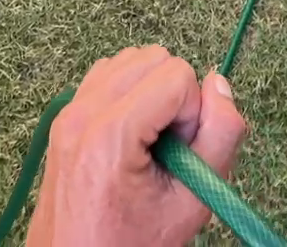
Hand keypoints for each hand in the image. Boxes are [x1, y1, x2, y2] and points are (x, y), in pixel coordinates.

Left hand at [28, 46, 246, 246]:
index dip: (192, 112)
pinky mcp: (65, 111)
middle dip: (174, 96)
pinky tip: (131, 130)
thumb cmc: (132, 243)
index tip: (180, 154)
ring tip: (149, 139)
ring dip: (153, 89)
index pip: (177, 75)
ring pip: (134, 57)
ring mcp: (69, 109)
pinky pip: (110, 70)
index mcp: (110, 135)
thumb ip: (221, 136)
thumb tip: (217, 81)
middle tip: (167, 145)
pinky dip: (131, 88)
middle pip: (156, 58)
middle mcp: (84, 111)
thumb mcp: (192, 202)